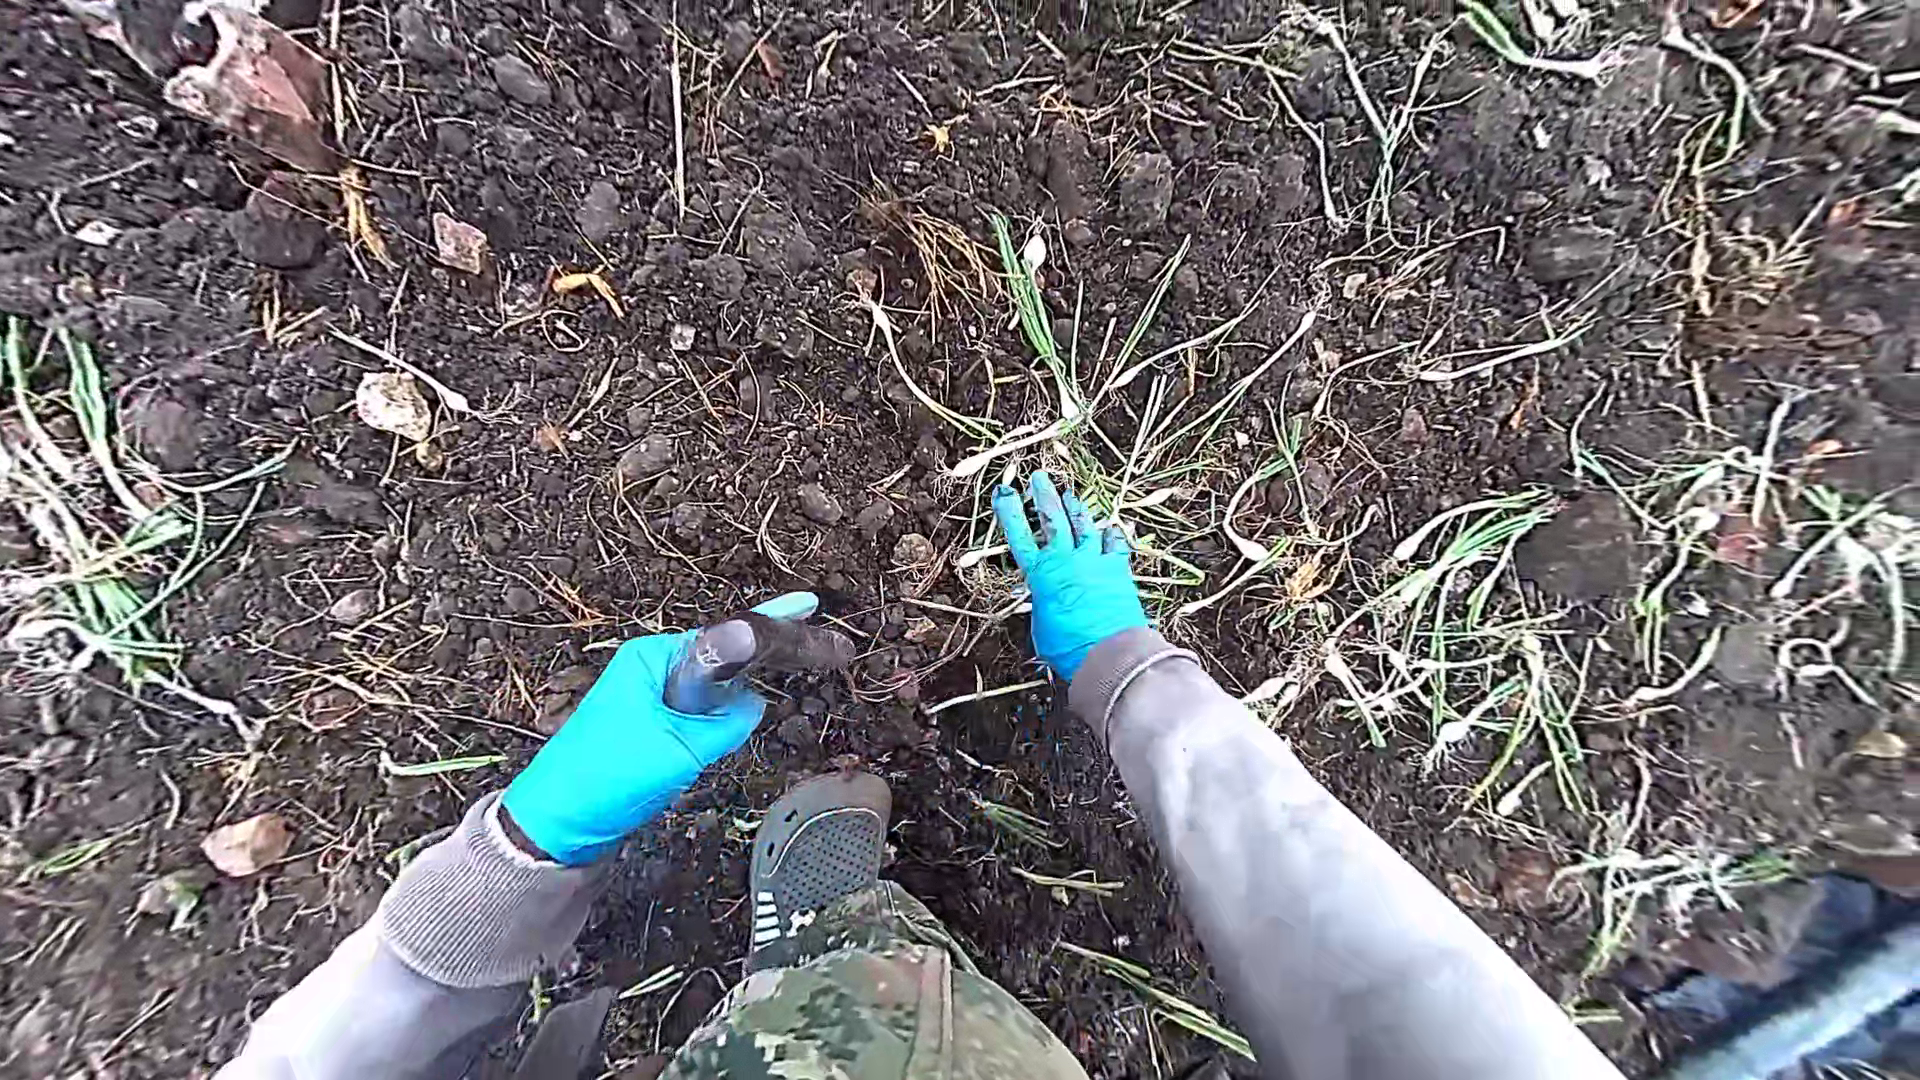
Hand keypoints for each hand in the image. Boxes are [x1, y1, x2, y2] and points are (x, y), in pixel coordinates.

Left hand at [501, 592, 820, 864]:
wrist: (555, 829)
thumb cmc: (610, 777)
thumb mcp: (683, 748)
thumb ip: (731, 720)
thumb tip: (756, 702)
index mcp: (655, 657)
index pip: (724, 634)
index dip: (770, 621)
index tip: (810, 605)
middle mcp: (654, 664)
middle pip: (721, 659)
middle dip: (748, 677)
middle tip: (797, 673)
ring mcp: (651, 691)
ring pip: (712, 691)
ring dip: (724, 712)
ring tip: (704, 746)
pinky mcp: (651, 718)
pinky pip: (697, 711)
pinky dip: (711, 725)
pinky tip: (706, 748)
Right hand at [992, 471, 1147, 679]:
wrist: (1107, 652)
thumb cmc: (1068, 646)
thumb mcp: (1042, 625)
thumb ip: (1043, 604)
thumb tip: (1047, 600)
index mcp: (1041, 574)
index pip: (1020, 535)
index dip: (1010, 512)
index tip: (1004, 492)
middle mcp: (1066, 560)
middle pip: (1053, 519)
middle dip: (1044, 495)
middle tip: (1039, 477)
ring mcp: (1093, 560)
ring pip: (1083, 525)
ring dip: (1075, 508)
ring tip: (1069, 493)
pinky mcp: (1117, 569)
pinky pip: (1114, 544)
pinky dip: (1111, 534)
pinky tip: (1110, 526)